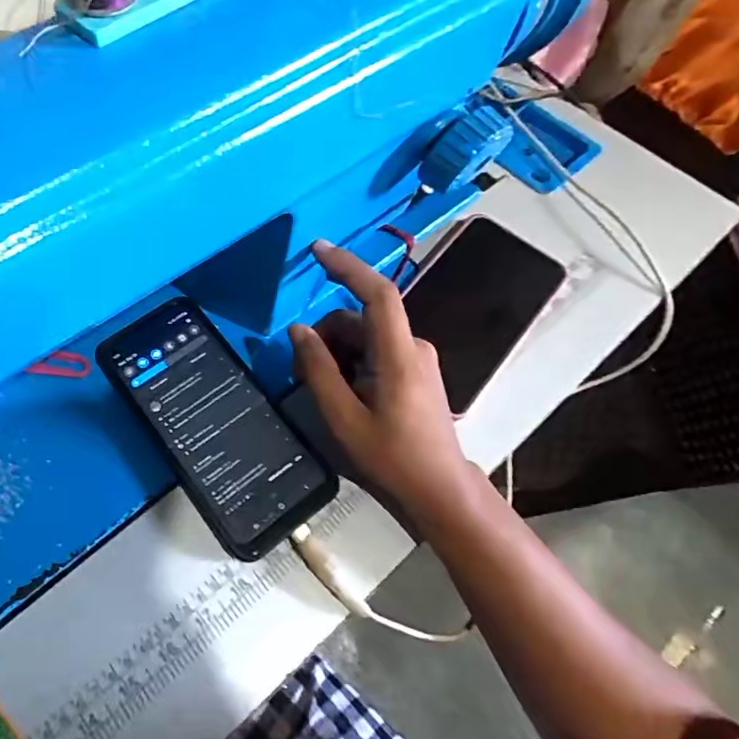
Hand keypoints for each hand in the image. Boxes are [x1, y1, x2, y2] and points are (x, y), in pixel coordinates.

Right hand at [290, 241, 485, 519]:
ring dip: (338, 352)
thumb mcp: (344, 418)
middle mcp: (413, 347)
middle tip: (299, 371)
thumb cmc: (393, 457)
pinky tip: (343, 392)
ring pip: (366, 336)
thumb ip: (319, 370)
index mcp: (399, 355)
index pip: (377, 294)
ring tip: (321, 390)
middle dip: (327, 336)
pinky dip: (354, 362)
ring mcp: (418, 358)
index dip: (348, 267)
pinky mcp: (417, 370)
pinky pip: (378, 351)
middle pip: (361, 320)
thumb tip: (298, 331)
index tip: (318, 251)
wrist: (440, 488)